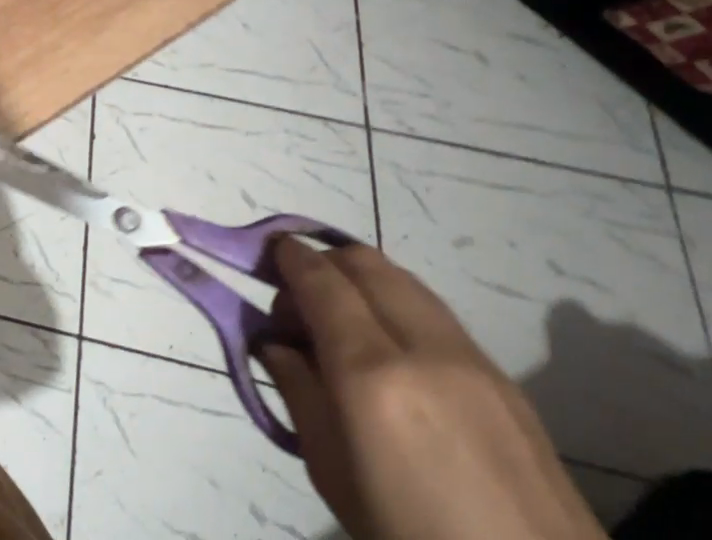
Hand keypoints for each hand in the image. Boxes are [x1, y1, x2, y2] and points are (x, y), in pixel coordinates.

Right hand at [258, 240, 607, 539]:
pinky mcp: (502, 376)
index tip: (262, 253)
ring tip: (335, 320)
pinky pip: (434, 312)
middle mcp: (424, 349)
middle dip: (321, 261)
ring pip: (404, 281)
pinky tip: (383, 346)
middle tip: (292, 297)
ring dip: (359, 280)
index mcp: (372, 375)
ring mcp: (472, 359)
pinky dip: (394, 304)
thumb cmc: (407, 528)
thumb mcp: (329, 467)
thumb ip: (296, 390)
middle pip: (366, 265)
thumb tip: (274, 343)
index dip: (287, 257)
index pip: (321, 283)